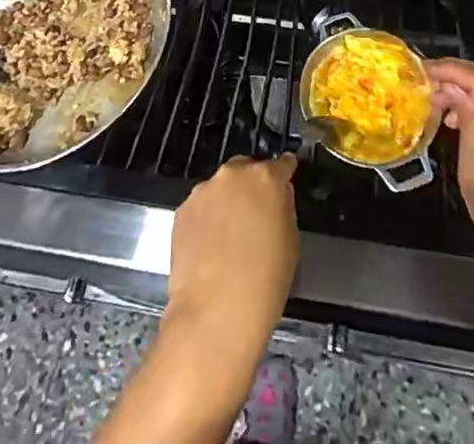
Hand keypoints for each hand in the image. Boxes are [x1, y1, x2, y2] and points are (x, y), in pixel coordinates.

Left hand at [166, 154, 298, 341]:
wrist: (215, 311)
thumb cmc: (266, 278)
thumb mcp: (291, 238)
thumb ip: (283, 207)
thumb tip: (276, 198)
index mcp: (266, 177)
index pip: (282, 163)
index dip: (286, 173)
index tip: (286, 181)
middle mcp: (233, 175)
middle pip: (246, 170)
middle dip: (252, 185)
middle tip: (257, 213)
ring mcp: (203, 192)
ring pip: (221, 188)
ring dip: (228, 201)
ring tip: (231, 234)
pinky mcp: (181, 212)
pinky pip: (201, 207)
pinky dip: (208, 218)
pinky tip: (211, 245)